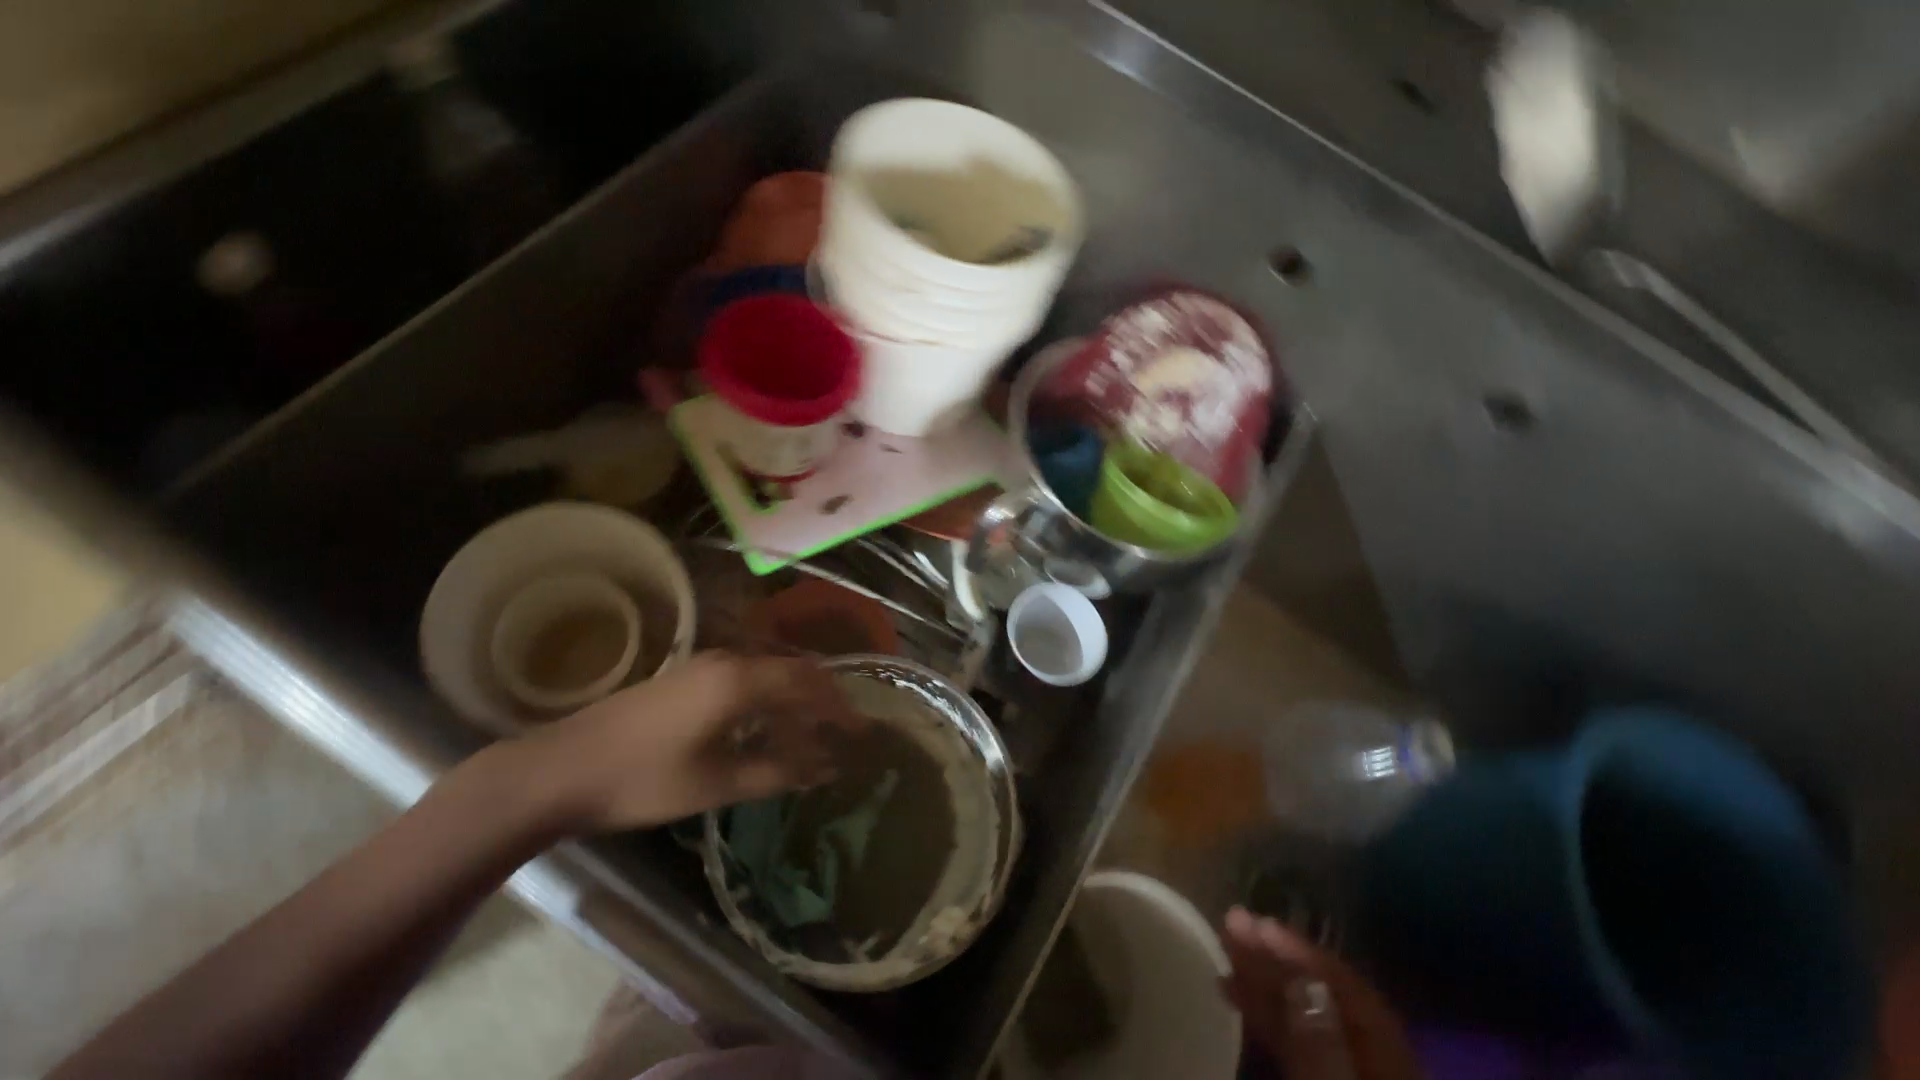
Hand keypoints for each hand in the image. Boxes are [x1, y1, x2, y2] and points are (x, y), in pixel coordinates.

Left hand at [506, 651, 863, 830]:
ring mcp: (701, 667)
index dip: (841, 708)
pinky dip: (767, 705)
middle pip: (791, 672)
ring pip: (766, 677)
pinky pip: (743, 682)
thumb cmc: (644, 779)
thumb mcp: (718, 783)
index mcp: (738, 680)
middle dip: (823, 701)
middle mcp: (726, 661)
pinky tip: (765, 733)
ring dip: (794, 705)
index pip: (809, 683)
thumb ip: (779, 771)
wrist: (561, 770)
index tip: (865, 733)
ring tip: (812, 740)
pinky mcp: (684, 680)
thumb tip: (829, 767)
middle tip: (846, 733)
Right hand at [1222, 907, 1420, 1079]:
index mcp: (1388, 1049)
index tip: (1257, 922)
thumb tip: (1299, 983)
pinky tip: (1247, 1002)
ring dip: (1268, 983)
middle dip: (1277, 957)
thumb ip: (1320, 1044)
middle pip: (1324, 996)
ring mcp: (1358, 1069)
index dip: (1300, 950)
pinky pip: (1301, 1043)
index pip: (1344, 985)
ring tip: (1228, 953)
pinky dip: (1272, 1019)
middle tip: (1232, 922)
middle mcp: (1377, 1053)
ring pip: (1309, 1016)